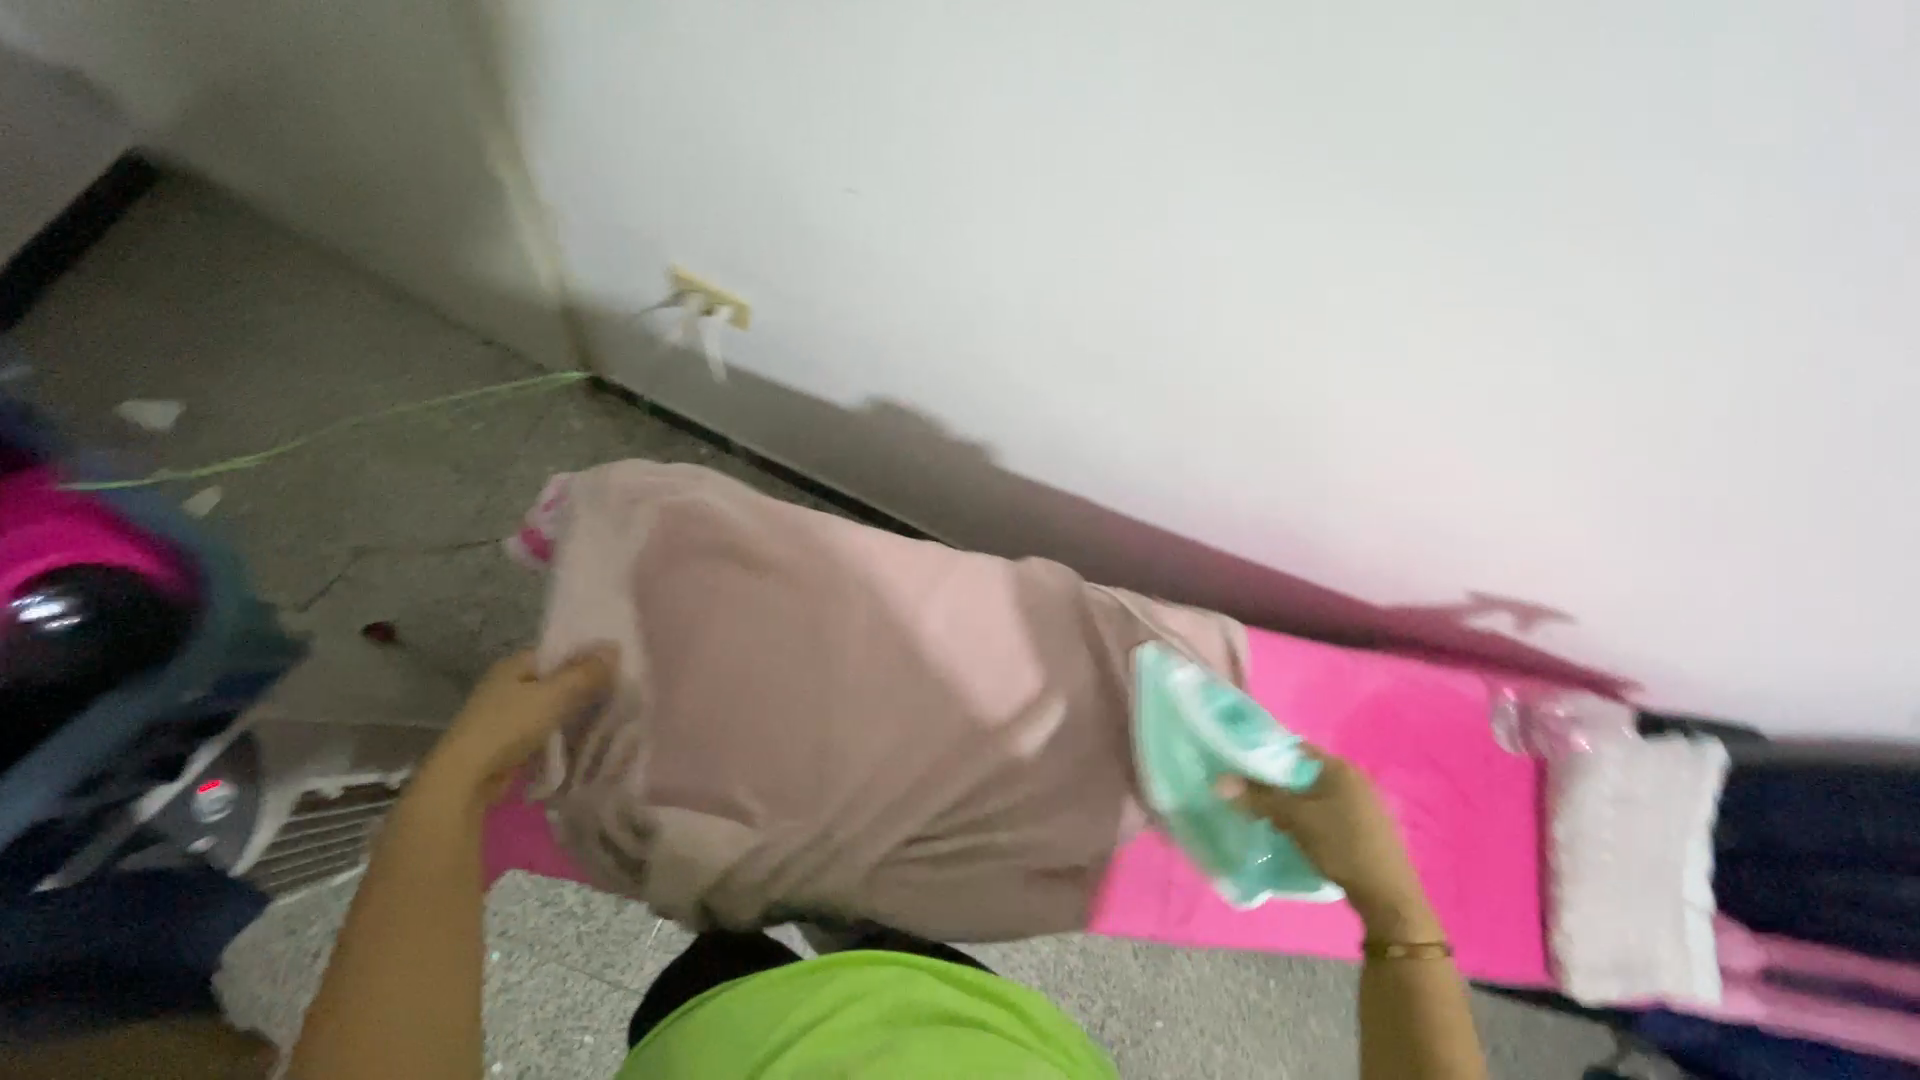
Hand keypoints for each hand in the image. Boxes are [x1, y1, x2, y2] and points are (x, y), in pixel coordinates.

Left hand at [416, 649, 613, 807]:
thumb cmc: (509, 727)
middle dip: (585, 687)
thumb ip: (585, 673)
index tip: (618, 667)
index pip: (559, 651)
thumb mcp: (554, 695)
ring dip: (576, 712)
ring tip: (611, 715)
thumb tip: (614, 647)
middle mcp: (509, 683)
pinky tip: (586, 736)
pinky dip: (564, 731)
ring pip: (553, 705)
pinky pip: (546, 728)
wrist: (466, 778)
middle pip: (557, 679)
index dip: (588, 657)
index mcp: (515, 664)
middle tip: (620, 692)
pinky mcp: (510, 739)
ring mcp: (507, 712)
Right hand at [1219, 748, 1436, 935]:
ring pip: (1313, 794)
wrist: (1388, 896)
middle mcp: (1353, 778)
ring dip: (1290, 803)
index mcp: (1340, 768)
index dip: (1265, 756)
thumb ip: (1258, 798)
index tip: (1239, 768)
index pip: (1293, 749)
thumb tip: (1219, 781)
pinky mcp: (1364, 826)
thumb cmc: (1342, 846)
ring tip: (1265, 816)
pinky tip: (1294, 832)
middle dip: (1274, 783)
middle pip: (1302, 772)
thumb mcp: (1295, 819)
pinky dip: (1306, 816)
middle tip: (1248, 796)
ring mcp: (1362, 803)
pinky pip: (1325, 811)